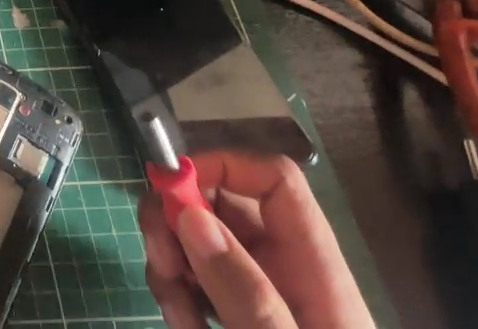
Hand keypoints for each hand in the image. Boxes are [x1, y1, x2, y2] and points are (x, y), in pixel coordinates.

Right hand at [139, 152, 374, 328]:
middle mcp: (289, 272)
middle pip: (223, 205)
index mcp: (317, 271)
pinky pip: (196, 283)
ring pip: (200, 242)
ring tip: (175, 314)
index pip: (275, 181)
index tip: (170, 188)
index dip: (223, 164)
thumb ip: (244, 291)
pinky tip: (182, 325)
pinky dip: (177, 295)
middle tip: (160, 259)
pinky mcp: (238, 320)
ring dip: (172, 265)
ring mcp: (263, 298)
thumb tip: (191, 214)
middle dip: (178, 222)